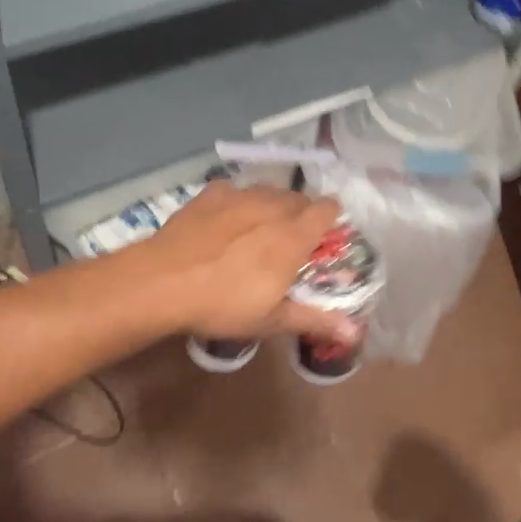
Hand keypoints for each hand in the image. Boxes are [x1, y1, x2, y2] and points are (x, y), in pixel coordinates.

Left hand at [132, 181, 358, 345]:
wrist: (163, 281)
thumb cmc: (223, 304)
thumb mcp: (271, 320)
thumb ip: (316, 319)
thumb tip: (357, 332)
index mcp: (293, 235)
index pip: (327, 209)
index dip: (331, 218)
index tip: (326, 237)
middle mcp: (271, 206)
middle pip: (298, 198)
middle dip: (301, 215)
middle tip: (291, 242)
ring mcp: (239, 195)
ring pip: (268, 191)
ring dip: (272, 205)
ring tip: (260, 229)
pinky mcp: (210, 193)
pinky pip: (235, 190)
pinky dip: (238, 201)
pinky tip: (226, 220)